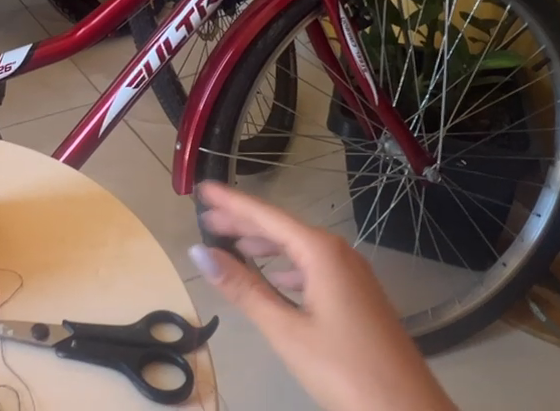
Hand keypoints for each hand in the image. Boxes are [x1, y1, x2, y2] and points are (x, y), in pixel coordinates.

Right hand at [188, 182, 455, 410]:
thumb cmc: (346, 371)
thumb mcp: (286, 330)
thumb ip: (243, 288)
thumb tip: (200, 252)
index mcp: (320, 252)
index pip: (265, 216)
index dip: (231, 202)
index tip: (202, 188)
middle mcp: (338, 253)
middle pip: (281, 228)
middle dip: (243, 222)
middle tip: (206, 218)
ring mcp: (353, 275)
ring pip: (298, 248)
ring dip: (264, 244)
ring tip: (231, 244)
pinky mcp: (359, 297)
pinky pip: (313, 266)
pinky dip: (285, 265)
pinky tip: (275, 278)